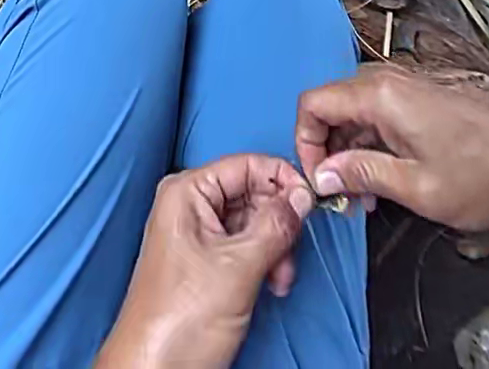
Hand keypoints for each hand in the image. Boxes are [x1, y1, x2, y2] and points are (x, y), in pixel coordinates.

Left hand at [98, 154, 315, 368]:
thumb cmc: (179, 324)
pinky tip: (273, 282)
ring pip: (255, 218)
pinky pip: (247, 242)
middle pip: (254, 191)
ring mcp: (198, 232)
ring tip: (281, 277)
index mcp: (188, 191)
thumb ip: (276, 224)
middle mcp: (191, 204)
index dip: (283, 179)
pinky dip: (266, 258)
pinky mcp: (206, 259)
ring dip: (276, 245)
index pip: (249, 164)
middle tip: (292, 250)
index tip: (309, 201)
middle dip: (279, 221)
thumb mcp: (238, 267)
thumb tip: (304, 195)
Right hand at [294, 65, 488, 231]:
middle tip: (339, 195)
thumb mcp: (416, 187)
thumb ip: (362, 174)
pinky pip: (379, 118)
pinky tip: (383, 181)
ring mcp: (408, 91)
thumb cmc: (484, 175)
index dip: (304, 142)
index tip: (318, 181)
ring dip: (349, 152)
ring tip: (363, 197)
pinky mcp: (422, 103)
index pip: (314, 102)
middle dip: (326, 150)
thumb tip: (321, 175)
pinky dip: (370, 147)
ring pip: (354, 114)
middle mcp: (392, 83)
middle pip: (332, 106)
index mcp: (383, 95)